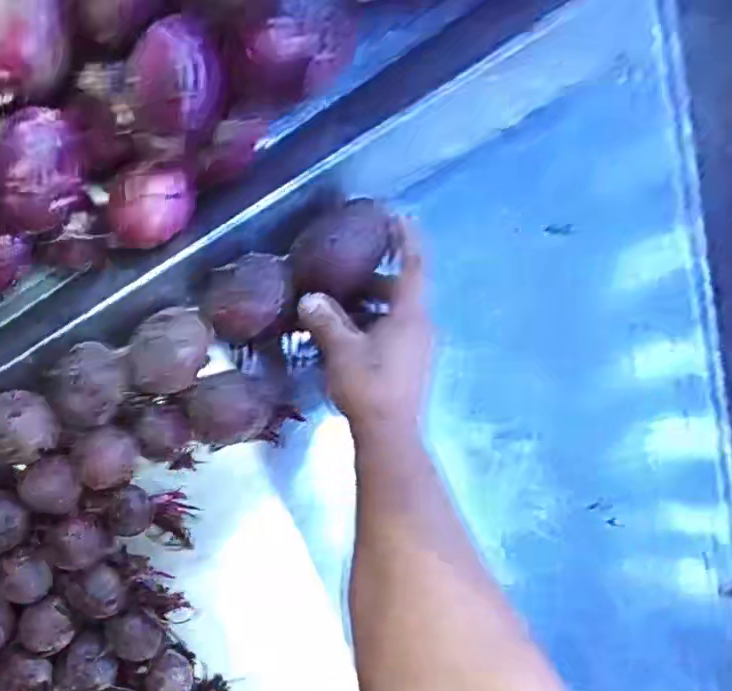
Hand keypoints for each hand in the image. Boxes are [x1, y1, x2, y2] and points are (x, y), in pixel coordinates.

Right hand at [297, 217, 434, 441]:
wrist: (389, 433)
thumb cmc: (368, 386)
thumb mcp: (341, 350)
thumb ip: (326, 321)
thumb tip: (311, 299)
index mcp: (410, 314)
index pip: (412, 264)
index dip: (405, 237)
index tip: (396, 215)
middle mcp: (420, 325)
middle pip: (399, 290)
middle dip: (372, 279)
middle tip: (344, 274)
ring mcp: (417, 347)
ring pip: (393, 314)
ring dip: (367, 306)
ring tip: (335, 307)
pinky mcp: (408, 365)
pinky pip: (390, 333)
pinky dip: (369, 326)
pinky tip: (344, 337)